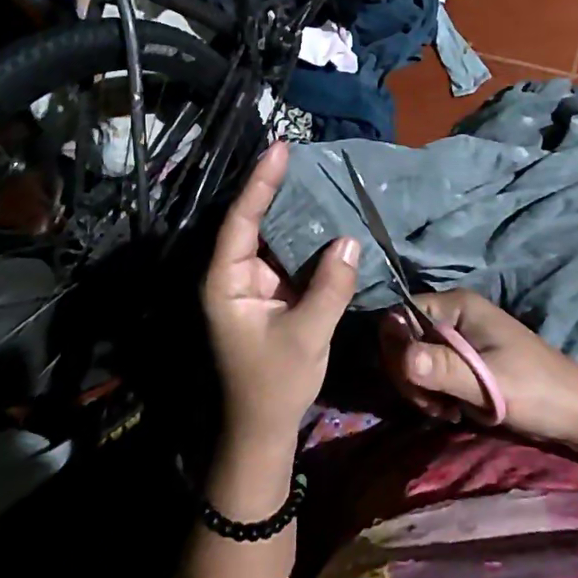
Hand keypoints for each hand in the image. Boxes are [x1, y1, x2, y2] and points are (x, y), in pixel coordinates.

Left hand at [202, 142, 359, 443]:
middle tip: (304, 154)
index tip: (280, 149)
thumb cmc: (273, 385)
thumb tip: (351, 240)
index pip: (241, 221)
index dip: (260, 184)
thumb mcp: (306, 336)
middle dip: (277, 189)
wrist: (262, 428)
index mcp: (226, 282)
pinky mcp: (273, 295)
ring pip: (275, 238)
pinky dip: (310, 241)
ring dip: (296, 213)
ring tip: (320, 177)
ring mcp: (254, 285)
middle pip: (255, 222)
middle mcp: (235, 276)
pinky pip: (291, 259)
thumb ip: (329, 288)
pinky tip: (330, 220)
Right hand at [379, 289, 577, 444]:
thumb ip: (441, 368)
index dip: (397, 348)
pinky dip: (432, 394)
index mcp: (457, 306)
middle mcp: (453, 317)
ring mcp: (458, 340)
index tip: (414, 382)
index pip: (400, 315)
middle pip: (402, 338)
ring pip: (413, 359)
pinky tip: (450, 412)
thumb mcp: (486, 382)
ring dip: (420, 389)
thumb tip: (400, 357)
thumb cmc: (535, 391)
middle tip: (433, 404)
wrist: (574, 414)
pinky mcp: (463, 363)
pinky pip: (429, 373)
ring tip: (445, 410)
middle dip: (408, 374)